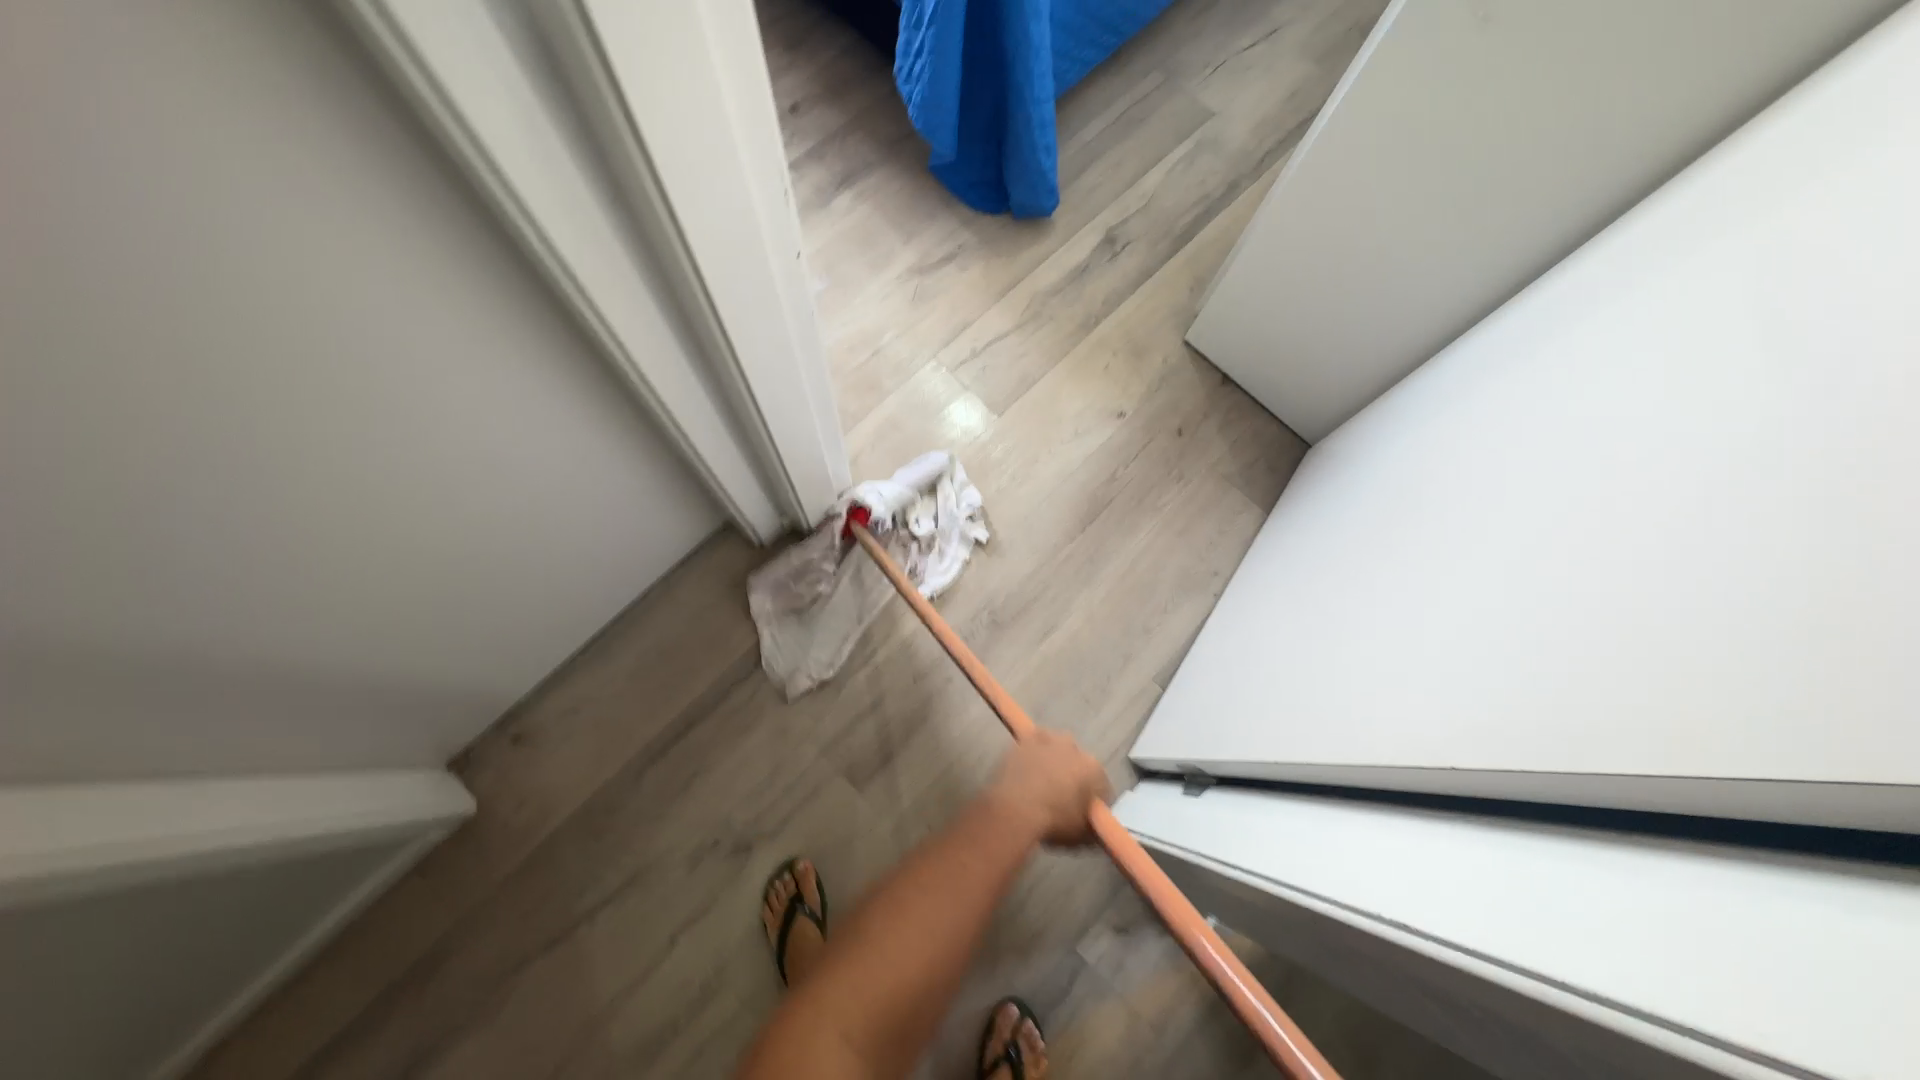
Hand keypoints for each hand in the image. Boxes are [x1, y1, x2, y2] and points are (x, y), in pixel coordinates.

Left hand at [983, 730, 1111, 846]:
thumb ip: (1092, 825)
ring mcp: (1047, 740)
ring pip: (1055, 747)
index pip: (1102, 785)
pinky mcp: (1023, 741)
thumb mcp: (1082, 834)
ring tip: (1042, 779)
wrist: (1015, 810)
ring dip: (1052, 759)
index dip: (1095, 800)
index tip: (1087, 812)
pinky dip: (1031, 754)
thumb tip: (1093, 824)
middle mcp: (1074, 748)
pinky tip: (1025, 768)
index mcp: (1094, 769)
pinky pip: (1031, 745)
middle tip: (1062, 795)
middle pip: (1078, 761)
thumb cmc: (1054, 822)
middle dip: (1073, 775)